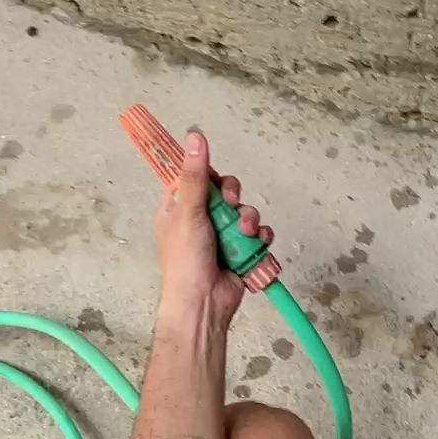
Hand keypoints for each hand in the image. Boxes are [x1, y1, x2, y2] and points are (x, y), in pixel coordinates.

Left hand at [154, 130, 271, 329]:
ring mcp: (222, 236)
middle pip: (223, 191)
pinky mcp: (241, 251)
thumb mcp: (187, 212)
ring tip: (246, 231)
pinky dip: (260, 237)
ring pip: (244, 211)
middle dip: (232, 196)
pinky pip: (257, 233)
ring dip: (249, 218)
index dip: (206, 174)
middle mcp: (199, 220)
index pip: (193, 178)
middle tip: (229, 203)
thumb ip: (194, 174)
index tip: (212, 178)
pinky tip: (256, 242)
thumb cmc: (186, 261)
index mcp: (177, 210)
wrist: (204, 302)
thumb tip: (195, 135)